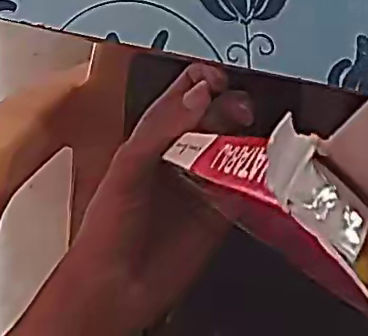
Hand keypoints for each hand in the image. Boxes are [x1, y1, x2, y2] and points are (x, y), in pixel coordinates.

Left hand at [12, 62, 254, 335]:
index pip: (188, 87)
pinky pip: (249, 184)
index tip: (218, 80)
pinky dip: (260, 175)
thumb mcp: (128, 163)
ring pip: (238, 143)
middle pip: (220, 110)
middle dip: (234, 103)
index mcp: (159, 128)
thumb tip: (198, 93)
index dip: (205, 77)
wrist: (113, 290)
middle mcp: (185, 149)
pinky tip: (260, 171)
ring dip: (250, 137)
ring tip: (251, 140)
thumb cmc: (107, 224)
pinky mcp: (223, 210)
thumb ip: (162, 125)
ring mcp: (206, 178)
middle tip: (241, 111)